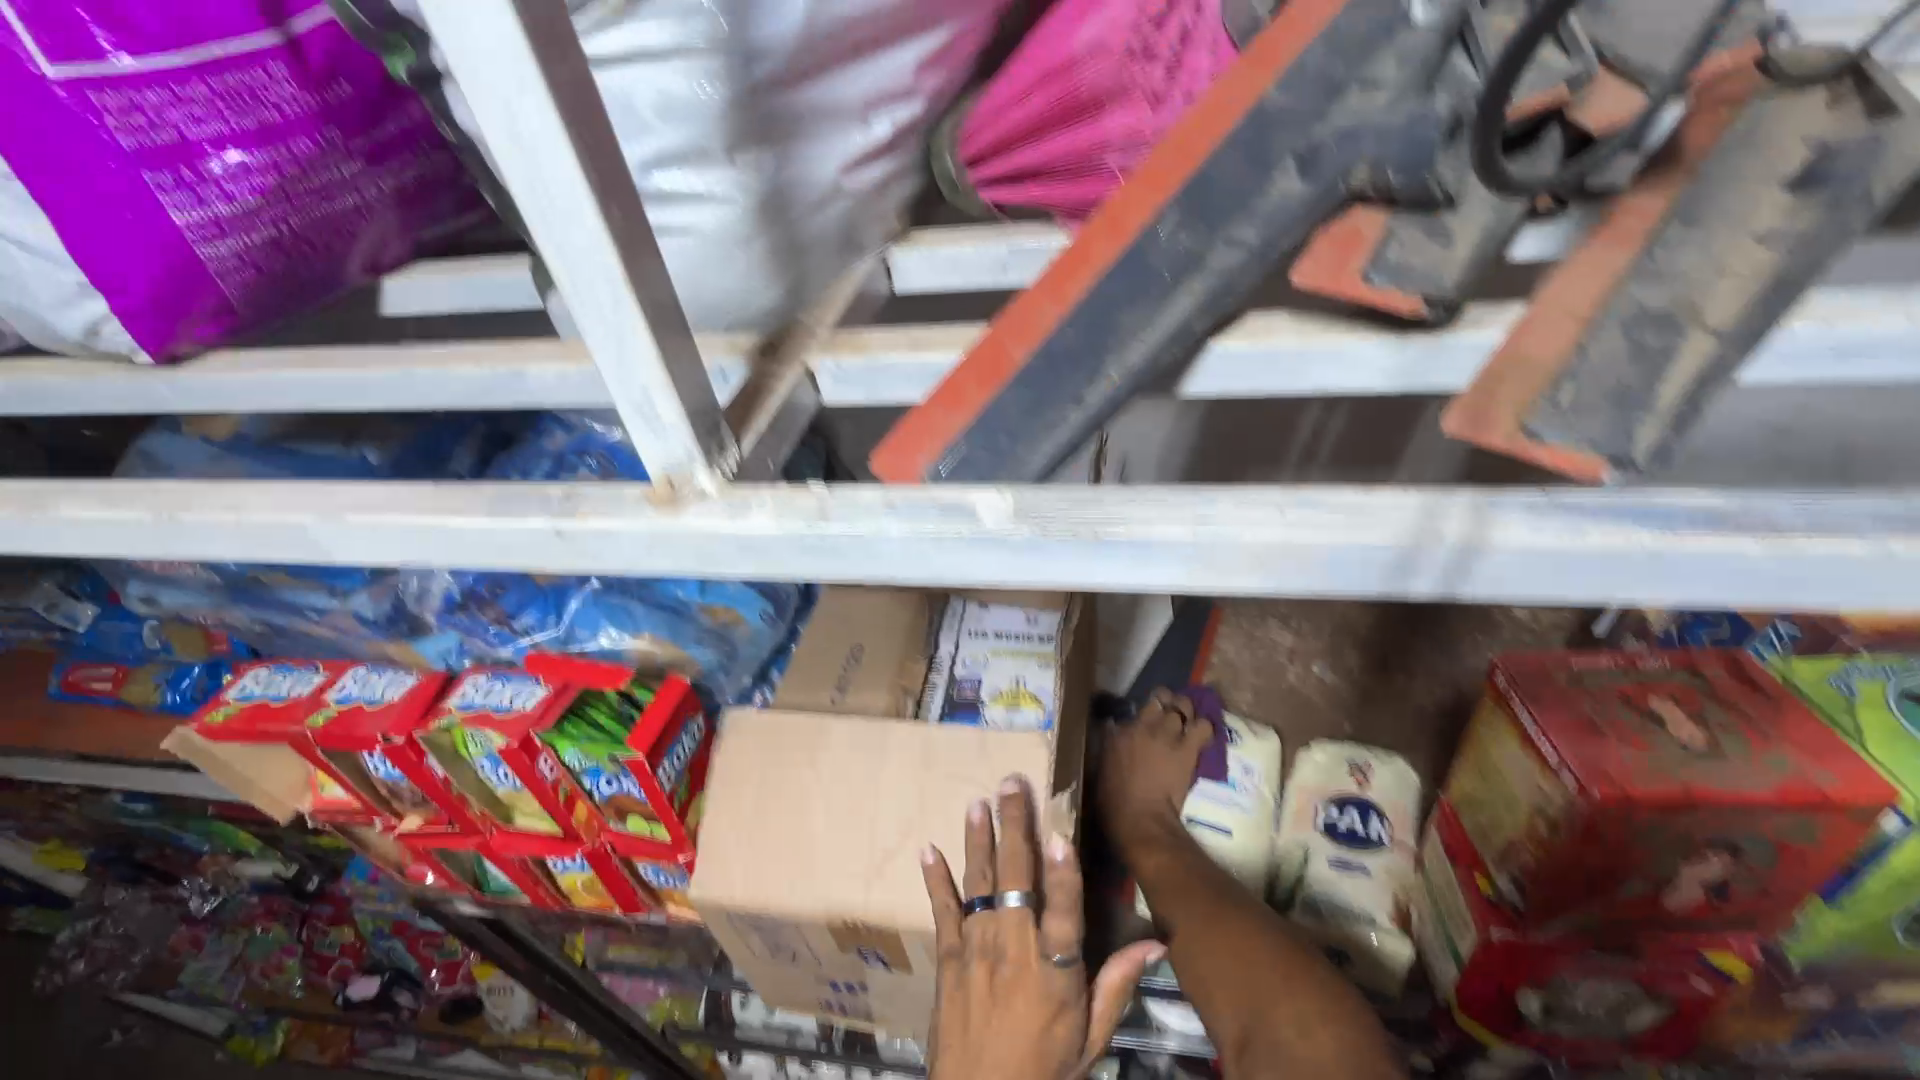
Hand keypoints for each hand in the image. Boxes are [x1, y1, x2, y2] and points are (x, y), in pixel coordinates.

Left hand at [922, 777, 1164, 1079]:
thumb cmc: (1043, 1068)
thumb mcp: (1091, 1037)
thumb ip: (1116, 984)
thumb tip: (1156, 942)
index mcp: (1053, 972)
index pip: (1063, 914)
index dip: (1062, 873)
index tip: (1059, 834)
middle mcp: (1012, 951)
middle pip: (1015, 881)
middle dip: (1015, 828)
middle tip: (1012, 784)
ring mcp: (975, 951)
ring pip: (979, 885)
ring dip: (979, 841)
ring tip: (979, 802)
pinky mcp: (947, 959)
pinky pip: (943, 912)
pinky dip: (936, 880)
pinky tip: (928, 849)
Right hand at [1097, 690, 1209, 857]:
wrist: (1140, 818)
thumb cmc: (1113, 803)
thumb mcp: (1101, 770)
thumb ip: (1109, 749)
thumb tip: (1114, 738)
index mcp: (1117, 733)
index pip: (1129, 712)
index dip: (1140, 718)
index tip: (1142, 725)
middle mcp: (1141, 725)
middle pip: (1157, 700)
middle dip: (1165, 704)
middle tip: (1169, 714)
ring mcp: (1166, 734)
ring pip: (1182, 706)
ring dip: (1185, 712)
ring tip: (1188, 721)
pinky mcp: (1187, 747)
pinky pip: (1203, 726)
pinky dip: (1204, 728)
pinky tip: (1201, 737)